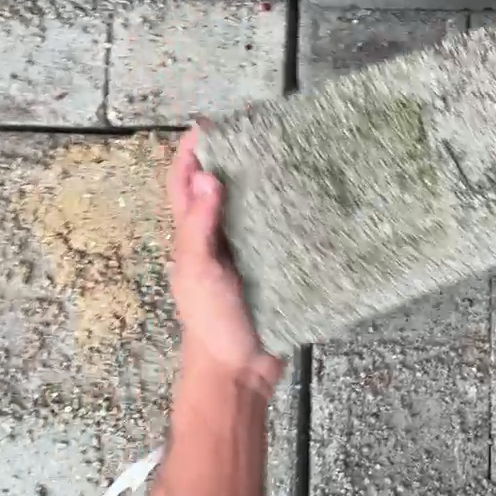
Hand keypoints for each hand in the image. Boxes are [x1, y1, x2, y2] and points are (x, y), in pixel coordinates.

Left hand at [166, 128, 283, 396]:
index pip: (184, 185)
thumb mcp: (198, 272)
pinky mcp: (275, 266)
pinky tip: (311, 199)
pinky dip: (291, 212)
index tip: (210, 124)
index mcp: (193, 237)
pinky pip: (281, 232)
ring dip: (264, 181)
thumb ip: (198, 228)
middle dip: (233, 158)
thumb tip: (206, 178)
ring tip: (289, 155)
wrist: (241, 371)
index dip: (191, 154)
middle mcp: (219, 239)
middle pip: (221, 189)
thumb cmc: (212, 322)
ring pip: (253, 207)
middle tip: (260, 131)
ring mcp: (248, 253)